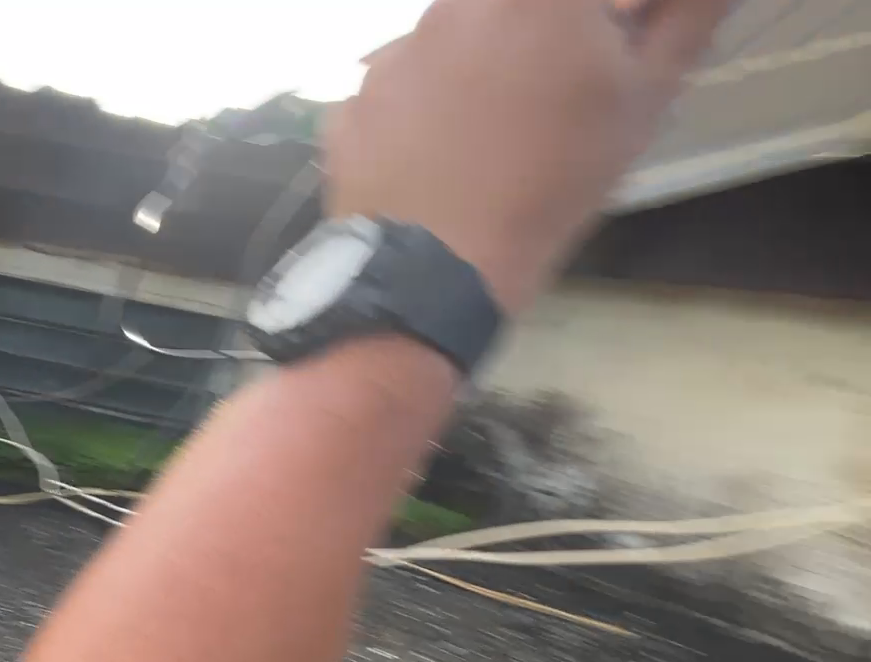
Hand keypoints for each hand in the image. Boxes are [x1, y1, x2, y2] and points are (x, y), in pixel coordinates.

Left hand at [322, 0, 733, 311]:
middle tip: (529, 92)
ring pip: (435, 48)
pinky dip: (405, 115)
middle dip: (520, 36)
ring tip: (470, 136)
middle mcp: (446, 11)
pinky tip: (422, 158)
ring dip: (458, 71)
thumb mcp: (646, 94)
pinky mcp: (341, 115)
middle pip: (491, 9)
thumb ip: (683, 12)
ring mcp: (383, 66)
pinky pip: (385, 97)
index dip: (578, 24)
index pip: (559, 3)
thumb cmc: (550, 183)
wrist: (433, 271)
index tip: (591, 43)